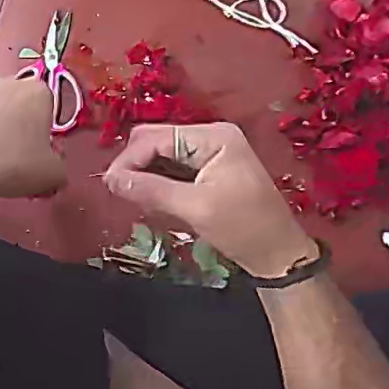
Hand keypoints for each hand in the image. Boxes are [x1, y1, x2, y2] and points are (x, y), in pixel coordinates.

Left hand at [0, 77, 65, 208]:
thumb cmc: (9, 165)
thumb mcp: (52, 175)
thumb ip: (60, 164)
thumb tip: (52, 164)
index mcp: (38, 92)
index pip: (49, 108)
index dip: (45, 132)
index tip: (38, 152)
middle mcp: (7, 81)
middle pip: (20, 104)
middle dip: (19, 125)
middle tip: (15, 156)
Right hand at [104, 123, 316, 278]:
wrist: (279, 253)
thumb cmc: (243, 228)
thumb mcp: (195, 208)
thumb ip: (151, 190)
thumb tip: (110, 179)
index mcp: (213, 136)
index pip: (157, 137)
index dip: (129, 158)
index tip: (108, 184)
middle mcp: (211, 134)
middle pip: (157, 140)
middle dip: (134, 163)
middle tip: (116, 190)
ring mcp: (211, 150)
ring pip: (163, 153)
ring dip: (145, 172)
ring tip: (130, 195)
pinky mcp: (210, 167)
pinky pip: (174, 165)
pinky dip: (159, 179)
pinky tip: (148, 195)